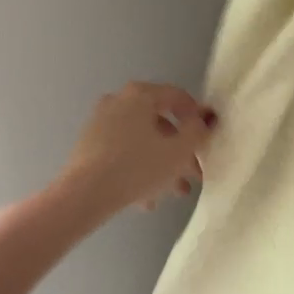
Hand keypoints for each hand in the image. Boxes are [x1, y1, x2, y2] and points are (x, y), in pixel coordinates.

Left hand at [57, 82, 215, 215]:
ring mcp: (100, 122)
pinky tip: (146, 198)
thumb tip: (206, 118)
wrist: (86, 193)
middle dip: (179, 151)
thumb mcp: (178, 152)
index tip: (206, 139)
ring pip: (141, 141)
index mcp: (140, 94)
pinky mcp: (89, 144)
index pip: (177, 97)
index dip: (196, 117)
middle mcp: (118, 101)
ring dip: (161, 164)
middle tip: (193, 175)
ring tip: (173, 193)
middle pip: (158, 123)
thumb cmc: (138, 167)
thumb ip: (197, 132)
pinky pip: (122, 152)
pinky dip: (138, 168)